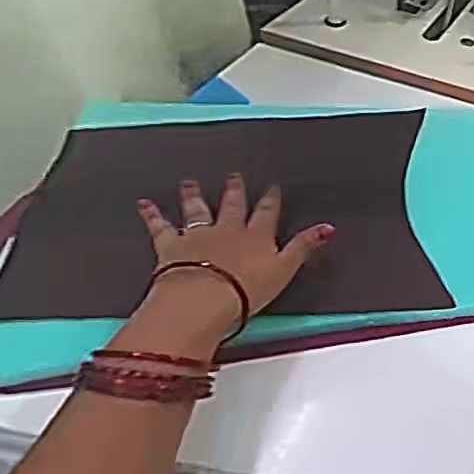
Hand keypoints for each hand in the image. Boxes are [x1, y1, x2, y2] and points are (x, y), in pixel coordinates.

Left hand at [135, 176, 332, 335]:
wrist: (204, 297)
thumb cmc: (247, 288)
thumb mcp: (285, 269)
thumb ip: (304, 247)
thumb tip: (328, 228)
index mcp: (257, 236)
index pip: (266, 212)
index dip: (270, 199)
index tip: (272, 186)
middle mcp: (228, 230)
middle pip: (232, 205)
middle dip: (235, 190)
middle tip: (233, 176)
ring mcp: (197, 235)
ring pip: (198, 210)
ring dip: (194, 195)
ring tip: (191, 183)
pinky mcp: (171, 246)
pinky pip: (160, 226)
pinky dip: (153, 214)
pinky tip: (145, 204)